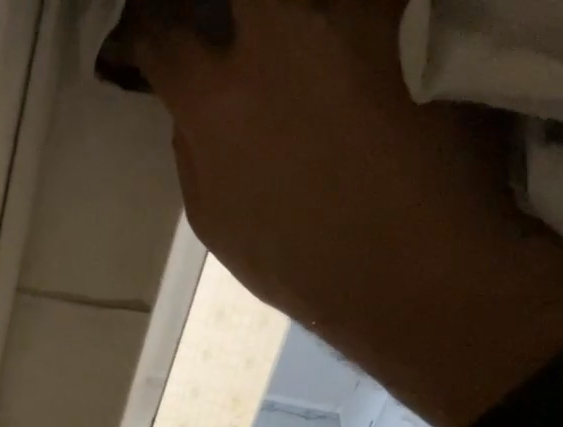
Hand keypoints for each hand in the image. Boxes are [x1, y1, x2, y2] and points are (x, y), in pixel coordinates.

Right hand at [125, 0, 562, 426]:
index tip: (145, 30)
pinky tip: (341, 50)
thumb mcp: (214, 217)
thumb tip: (191, 114)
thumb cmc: (298, 259)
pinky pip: (368, 6)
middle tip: (223, 19)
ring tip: (290, 45)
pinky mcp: (418, 16)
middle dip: (218, 3)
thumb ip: (195, 153)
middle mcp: (278, 42)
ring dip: (288, 17)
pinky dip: (347, 20)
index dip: (144, 27)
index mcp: (214, 101)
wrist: (412, 264)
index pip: (159, 35)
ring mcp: (353, 20)